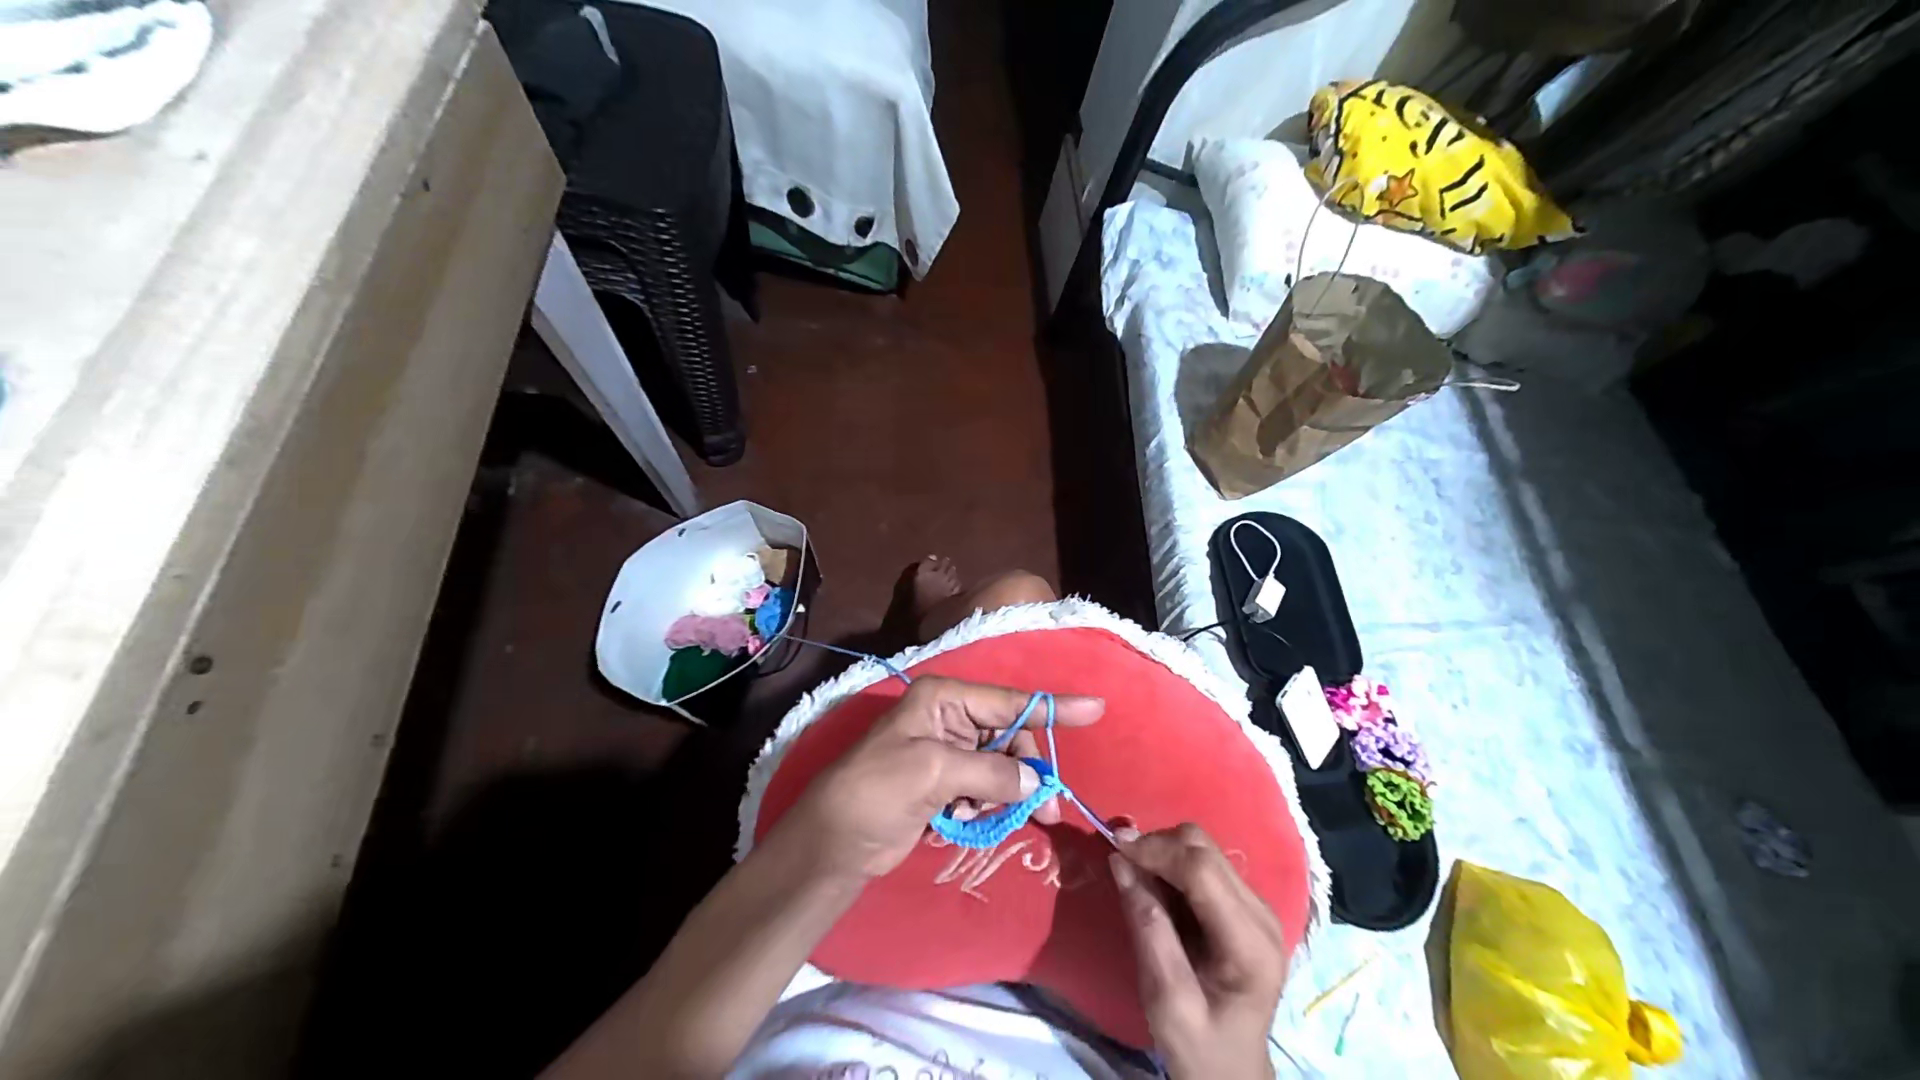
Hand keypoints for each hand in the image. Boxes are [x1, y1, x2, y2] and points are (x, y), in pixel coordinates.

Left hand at [779, 676, 1104, 879]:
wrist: (835, 841)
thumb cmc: (877, 790)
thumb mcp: (933, 772)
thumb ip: (990, 772)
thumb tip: (1035, 782)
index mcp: (943, 699)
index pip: (1010, 701)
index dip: (1053, 708)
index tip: (1096, 708)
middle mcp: (949, 718)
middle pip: (1010, 736)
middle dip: (1028, 768)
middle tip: (1046, 804)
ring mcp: (947, 751)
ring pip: (1002, 765)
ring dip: (1011, 789)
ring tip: (1018, 815)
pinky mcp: (945, 782)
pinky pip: (987, 786)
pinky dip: (990, 802)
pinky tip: (973, 815)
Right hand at [1110, 824, 1288, 1079]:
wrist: (1232, 1072)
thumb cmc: (1199, 1046)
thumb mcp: (1165, 998)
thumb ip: (1147, 928)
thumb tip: (1120, 862)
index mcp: (1249, 943)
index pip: (1202, 869)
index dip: (1156, 849)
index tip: (1113, 848)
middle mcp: (1261, 914)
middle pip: (1203, 849)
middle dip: (1157, 846)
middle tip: (1121, 863)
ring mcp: (1256, 907)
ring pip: (1202, 849)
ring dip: (1163, 852)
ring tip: (1135, 876)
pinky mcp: (1244, 906)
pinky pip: (1203, 864)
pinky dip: (1172, 864)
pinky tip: (1155, 887)